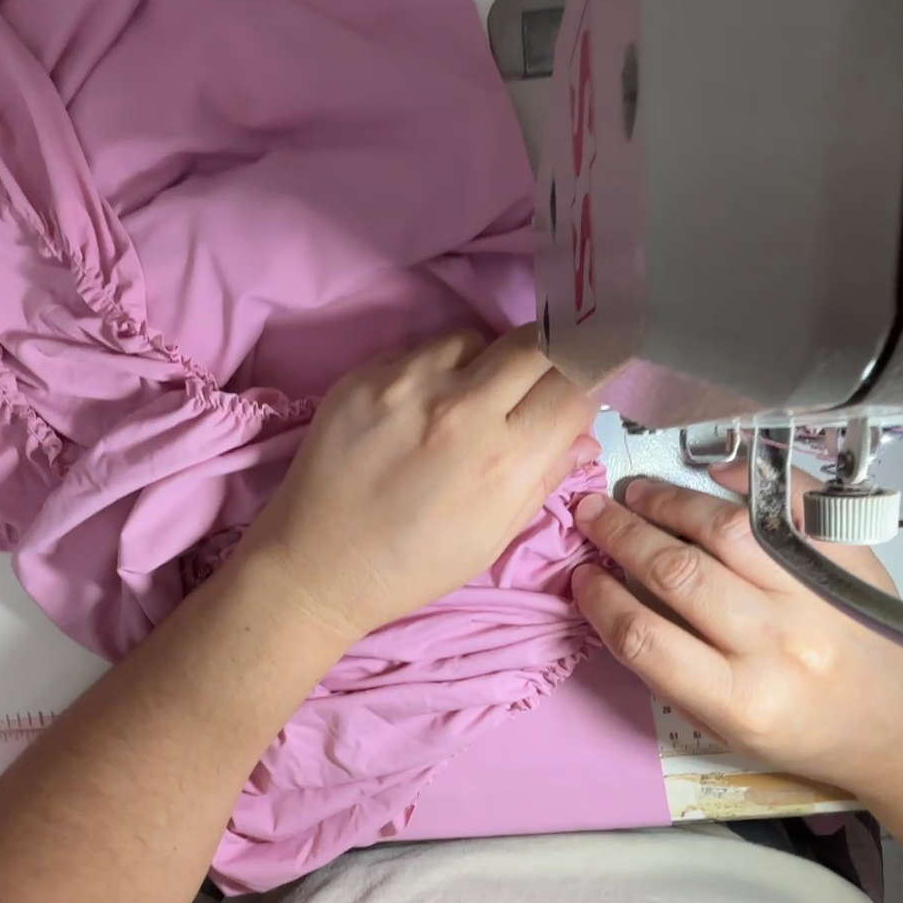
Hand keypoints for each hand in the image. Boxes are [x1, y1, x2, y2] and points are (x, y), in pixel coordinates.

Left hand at [237, 327, 598, 641]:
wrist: (317, 564)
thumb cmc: (413, 565)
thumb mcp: (493, 537)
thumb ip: (544, 478)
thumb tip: (583, 435)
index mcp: (503, 460)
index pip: (575, 384)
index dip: (586, 384)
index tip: (575, 395)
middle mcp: (461, 409)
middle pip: (535, 343)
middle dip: (547, 360)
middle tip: (531, 388)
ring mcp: (409, 384)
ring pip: (478, 338)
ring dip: (489, 361)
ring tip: (469, 400)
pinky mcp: (366, 374)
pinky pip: (425, 348)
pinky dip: (439, 368)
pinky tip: (423, 405)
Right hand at [571, 465, 902, 794]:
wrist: (902, 727)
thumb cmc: (804, 732)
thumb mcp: (724, 726)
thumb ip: (669, 667)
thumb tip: (619, 597)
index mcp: (741, 700)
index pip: (645, 637)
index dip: (602, 600)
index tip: (583, 576)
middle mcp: (778, 644)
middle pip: (678, 573)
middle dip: (622, 536)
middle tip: (593, 514)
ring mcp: (817, 596)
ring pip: (726, 530)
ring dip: (669, 503)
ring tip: (637, 494)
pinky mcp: (848, 562)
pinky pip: (794, 504)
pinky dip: (750, 480)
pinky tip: (714, 473)